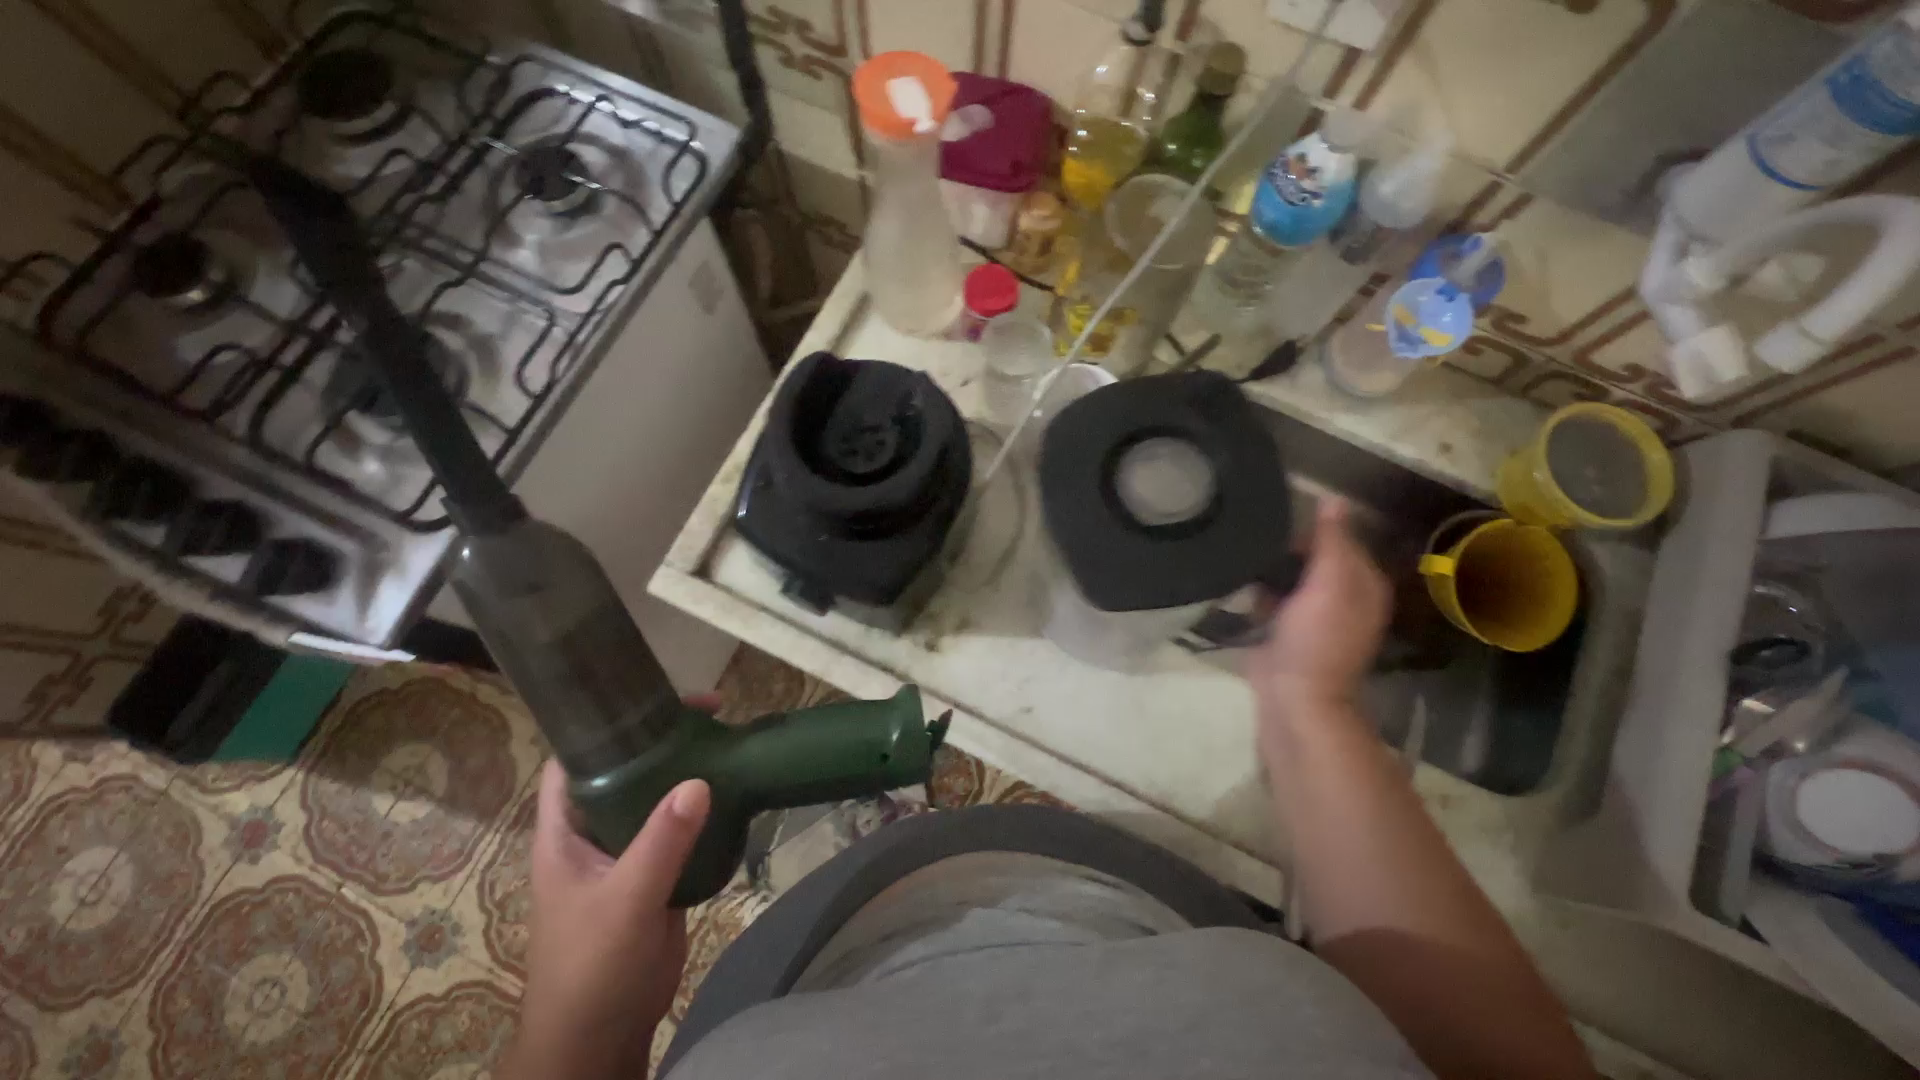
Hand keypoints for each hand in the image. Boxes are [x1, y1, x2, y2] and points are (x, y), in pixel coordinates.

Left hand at [502, 745, 712, 1079]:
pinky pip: (678, 831)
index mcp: (565, 831)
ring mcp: (625, 854)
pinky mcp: (655, 876)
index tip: (655, 699)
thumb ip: (660, 843)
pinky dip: (703, 810)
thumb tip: (699, 781)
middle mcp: (593, 834)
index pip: (574, 760)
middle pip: (624, 771)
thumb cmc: (592, 966)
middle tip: (712, 714)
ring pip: (654, 798)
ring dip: (686, 773)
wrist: (602, 1034)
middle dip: (662, 740)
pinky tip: (734, 793)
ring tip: (728, 742)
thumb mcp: (625, 900)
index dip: (605, 725)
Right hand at [1246, 498, 1390, 722]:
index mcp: (1364, 584)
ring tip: (1244, 553)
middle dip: (1289, 547)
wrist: (1293, 697)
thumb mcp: (1331, 583)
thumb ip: (1332, 541)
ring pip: (1290, 575)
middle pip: (1315, 555)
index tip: (1282, 520)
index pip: (1342, 538)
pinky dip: (1258, 590)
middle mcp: (1343, 596)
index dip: (1316, 528)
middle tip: (1259, 537)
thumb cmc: (1317, 638)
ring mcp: (1312, 614)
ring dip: (1271, 567)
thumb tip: (1333, 498)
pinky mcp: (1284, 628)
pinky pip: (1271, 597)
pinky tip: (1240, 581)